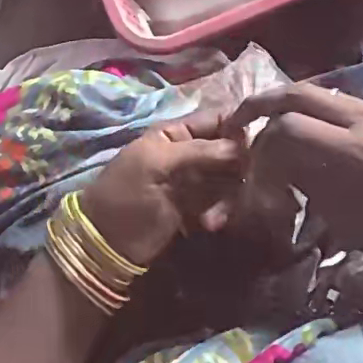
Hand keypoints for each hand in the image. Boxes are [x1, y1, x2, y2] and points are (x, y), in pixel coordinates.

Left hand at [80, 111, 245, 266]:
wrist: (108, 242)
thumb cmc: (125, 195)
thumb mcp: (154, 164)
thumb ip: (197, 150)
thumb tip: (241, 144)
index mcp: (175, 133)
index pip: (218, 120)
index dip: (239, 130)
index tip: (255, 148)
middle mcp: (190, 152)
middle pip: (231, 150)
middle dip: (239, 168)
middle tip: (242, 185)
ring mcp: (196, 181)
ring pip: (231, 178)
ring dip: (228, 197)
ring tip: (212, 218)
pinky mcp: (200, 207)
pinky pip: (224, 202)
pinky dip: (221, 212)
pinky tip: (209, 224)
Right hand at [222, 84, 362, 284]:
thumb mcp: (340, 214)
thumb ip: (303, 177)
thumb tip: (271, 160)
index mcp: (357, 151)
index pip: (288, 125)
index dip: (261, 142)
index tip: (252, 164)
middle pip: (297, 92)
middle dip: (260, 104)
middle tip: (238, 121)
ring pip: (316, 91)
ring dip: (284, 105)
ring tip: (265, 126)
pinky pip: (337, 102)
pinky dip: (310, 112)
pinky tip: (301, 131)